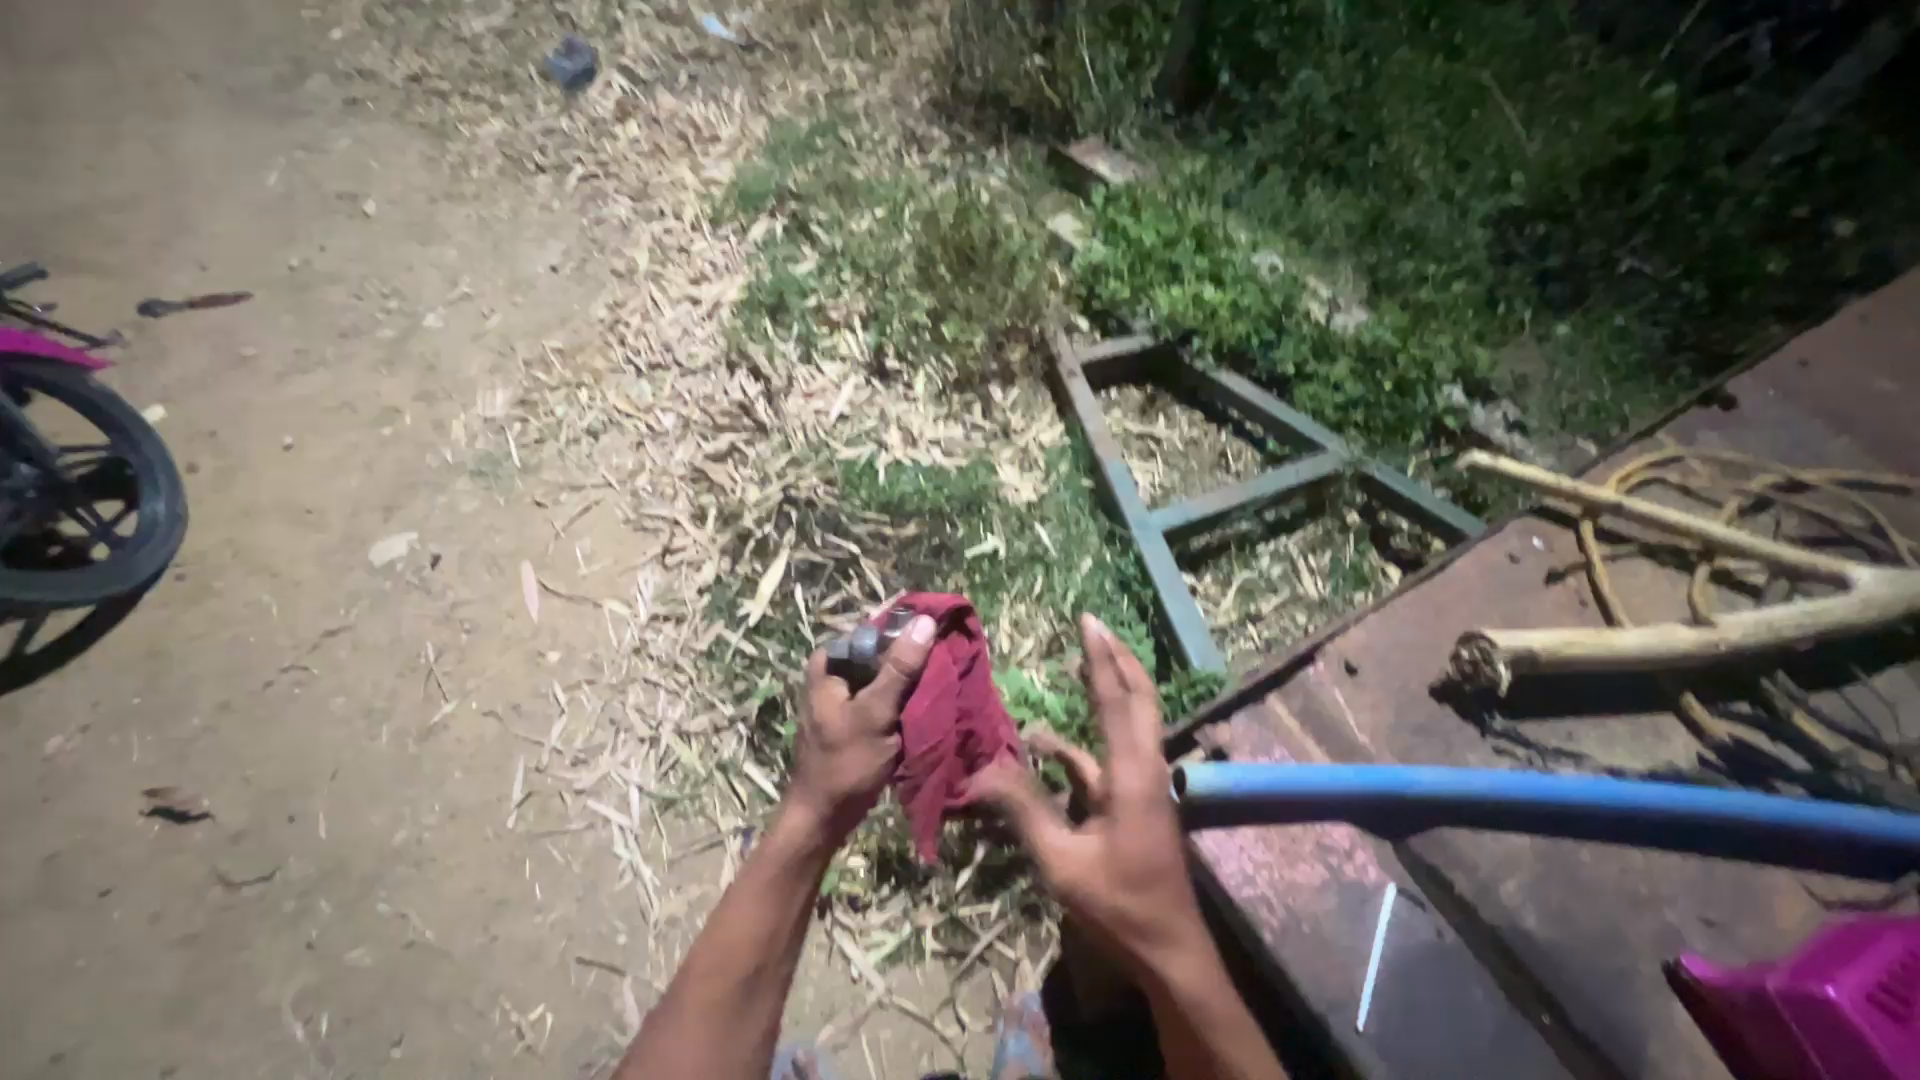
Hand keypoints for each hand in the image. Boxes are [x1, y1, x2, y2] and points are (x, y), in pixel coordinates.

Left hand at [785, 614, 936, 846]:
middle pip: (880, 650)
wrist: (824, 816)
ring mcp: (846, 695)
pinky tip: (932, 695)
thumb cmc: (845, 764)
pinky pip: (886, 693)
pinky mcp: (858, 714)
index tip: (941, 630)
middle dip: (912, 653)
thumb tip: (924, 621)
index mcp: (828, 663)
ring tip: (947, 672)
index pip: (874, 630)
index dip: (907, 628)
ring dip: (912, 675)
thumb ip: (899, 668)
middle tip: (949, 654)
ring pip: (886, 673)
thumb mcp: (875, 712)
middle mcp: (834, 672)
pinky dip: (905, 694)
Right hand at [968, 614, 1209, 977]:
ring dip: (1106, 693)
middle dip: (1117, 659)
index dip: (1100, 658)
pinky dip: (1080, 745)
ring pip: (1129, 724)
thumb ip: (1024, 810)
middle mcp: (1145, 770)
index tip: (1089, 621)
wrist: (1169, 950)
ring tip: (1077, 665)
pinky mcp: (1136, 803)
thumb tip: (981, 771)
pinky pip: (1108, 759)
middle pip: (1139, 699)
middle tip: (1094, 627)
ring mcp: (1144, 786)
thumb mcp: (1062, 862)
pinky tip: (1044, 744)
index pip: (1117, 701)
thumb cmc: (1119, 906)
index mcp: (1132, 776)